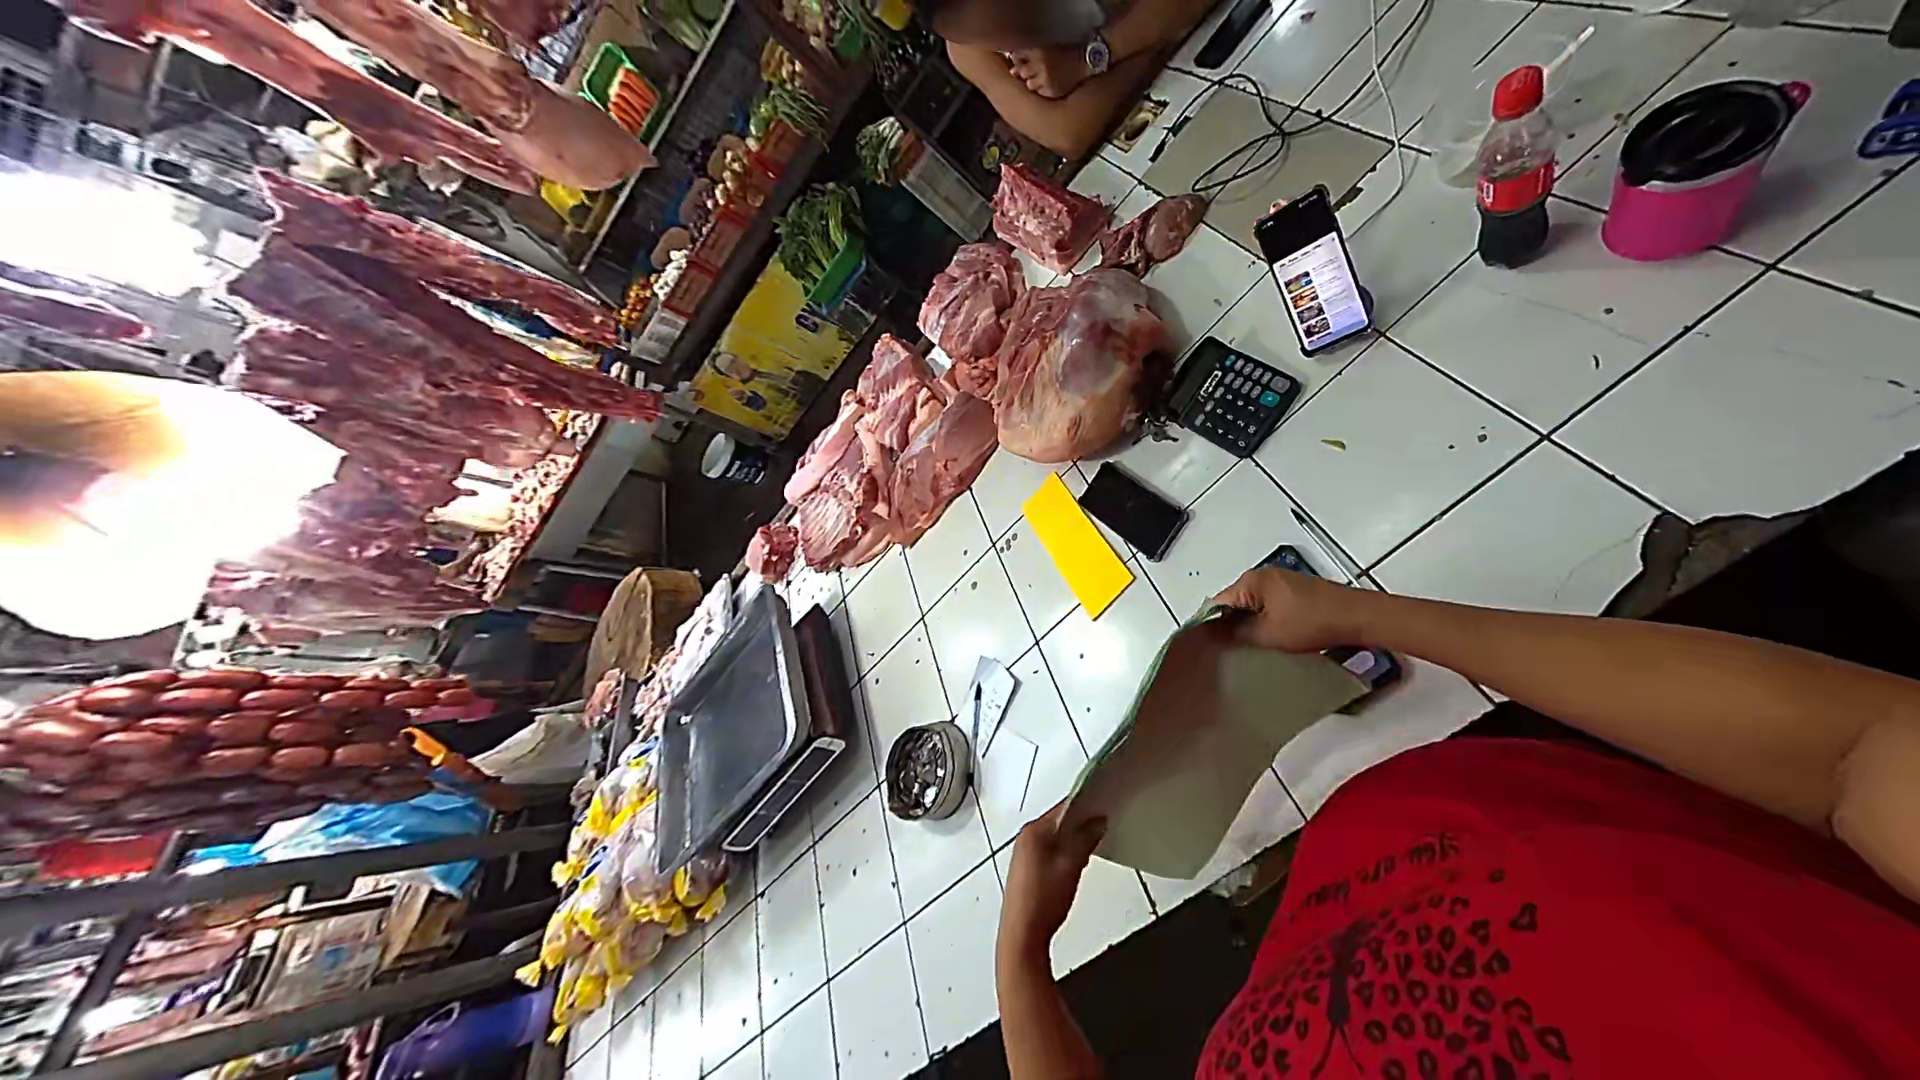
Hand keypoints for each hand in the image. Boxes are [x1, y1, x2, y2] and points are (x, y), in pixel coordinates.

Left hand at [999, 800, 1105, 960]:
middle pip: (1058, 820)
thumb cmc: (1041, 902)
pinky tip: (1076, 861)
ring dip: (1073, 837)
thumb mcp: (1071, 865)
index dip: (1085, 805)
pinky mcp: (1027, 866)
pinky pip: (1050, 848)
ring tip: (1092, 843)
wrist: (1022, 934)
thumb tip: (1096, 823)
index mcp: (1033, 831)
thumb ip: (1085, 839)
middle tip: (1101, 824)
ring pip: (1055, 835)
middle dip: (1080, 822)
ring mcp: (1025, 852)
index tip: (1102, 805)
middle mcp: (1025, 837)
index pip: (1063, 807)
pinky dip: (1064, 849)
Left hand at [1007, 46, 1090, 98]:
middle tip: (1033, 71)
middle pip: (1021, 72)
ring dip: (1033, 82)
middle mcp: (1040, 66)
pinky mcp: (1050, 91)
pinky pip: (1040, 93)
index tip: (1020, 60)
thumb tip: (1013, 68)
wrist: (1084, 62)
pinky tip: (1049, 85)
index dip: (1017, 58)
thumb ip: (1030, 54)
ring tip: (1042, 79)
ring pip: (1029, 85)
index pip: (1017, 55)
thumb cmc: (1065, 52)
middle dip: (1024, 72)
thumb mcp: (1047, 47)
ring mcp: (1045, 80)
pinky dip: (1042, 90)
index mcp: (1038, 51)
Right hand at [1210, 567, 1374, 652]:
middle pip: (1234, 603)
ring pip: (1252, 606)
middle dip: (1230, 625)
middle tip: (1226, 650)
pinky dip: (1265, 621)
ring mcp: (1281, 583)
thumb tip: (1215, 636)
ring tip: (1246, 648)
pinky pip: (1268, 607)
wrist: (1359, 618)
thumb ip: (1236, 634)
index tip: (1207, 646)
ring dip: (1249, 625)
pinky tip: (1268, 639)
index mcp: (1252, 580)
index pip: (1218, 602)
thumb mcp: (1267, 634)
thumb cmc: (1312, 623)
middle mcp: (1263, 576)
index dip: (1209, 625)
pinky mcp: (1295, 592)